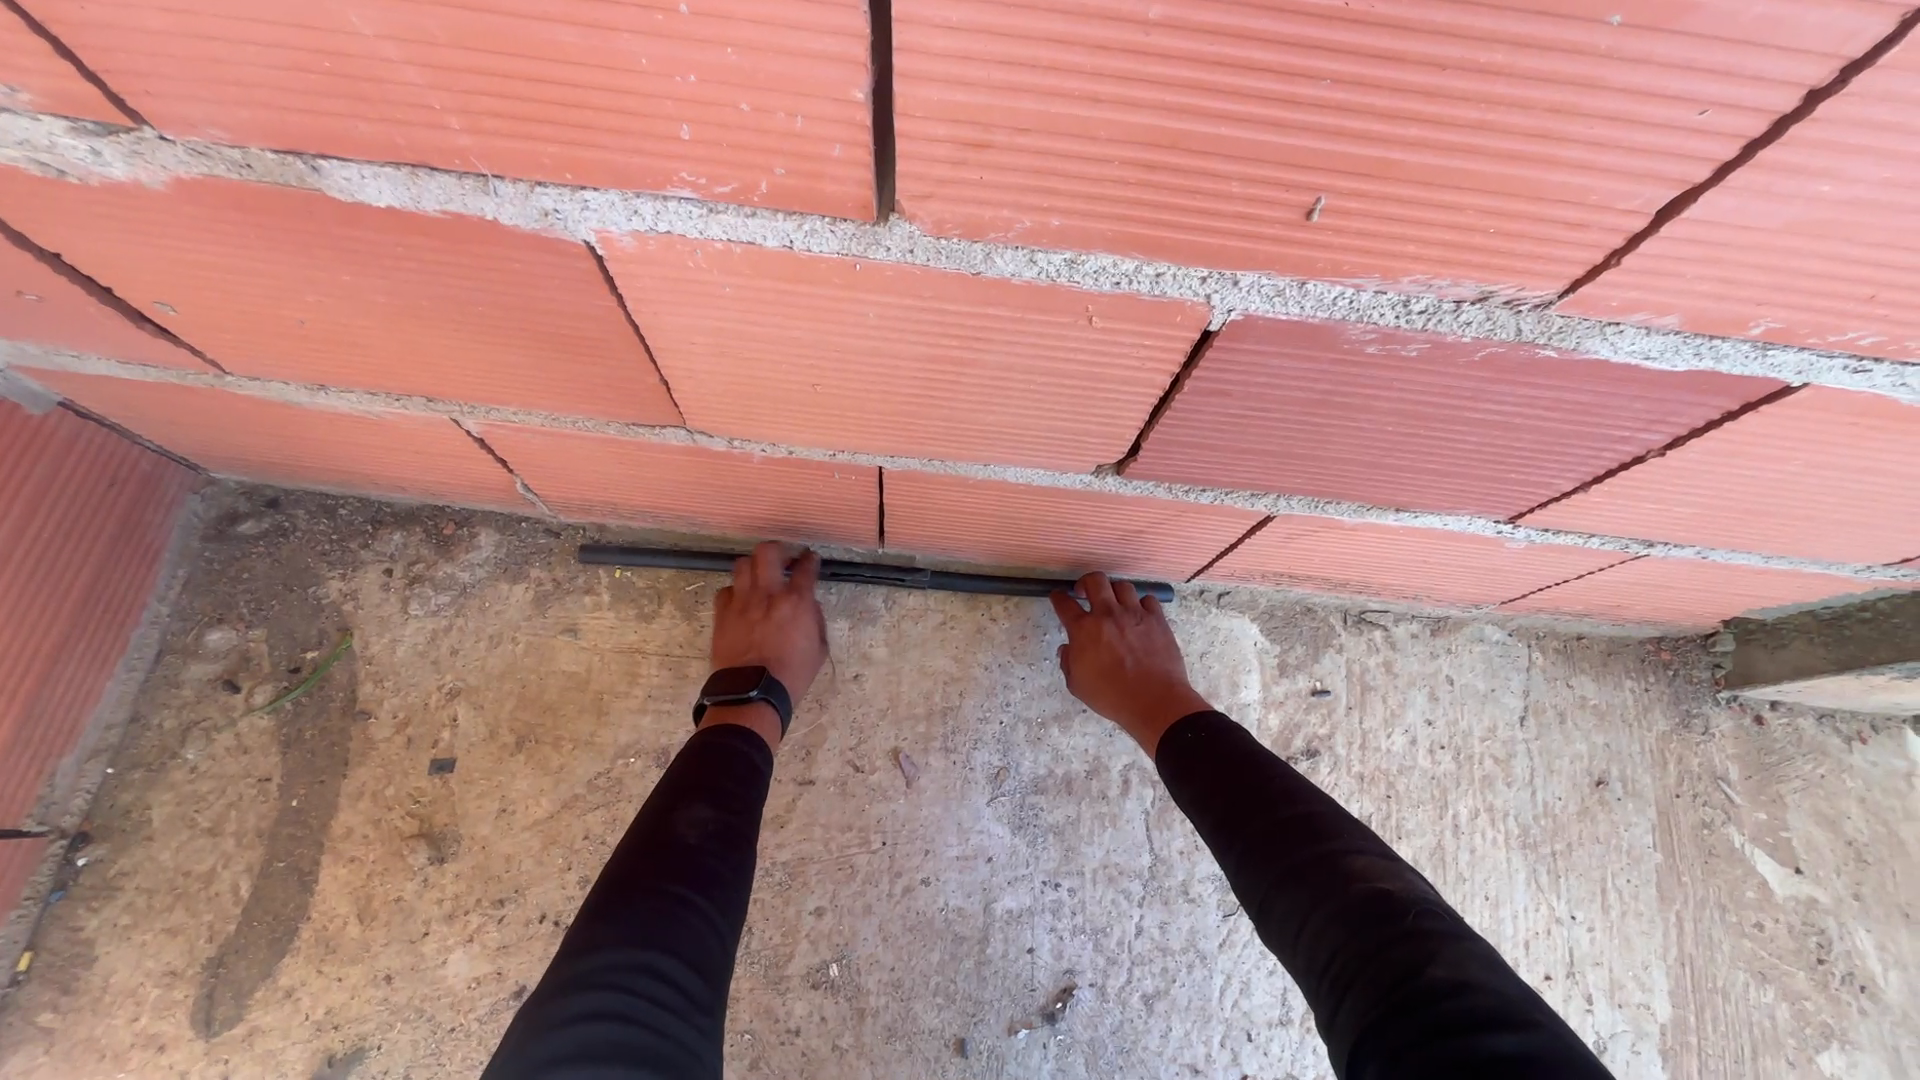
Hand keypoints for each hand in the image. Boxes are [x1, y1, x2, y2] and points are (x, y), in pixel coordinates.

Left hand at [705, 542, 828, 748]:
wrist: (752, 692)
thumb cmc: (792, 675)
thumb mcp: (819, 649)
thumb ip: (816, 620)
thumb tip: (808, 605)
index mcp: (796, 601)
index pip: (805, 568)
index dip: (809, 559)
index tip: (810, 558)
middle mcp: (768, 593)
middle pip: (767, 552)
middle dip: (778, 550)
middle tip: (784, 559)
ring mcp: (742, 601)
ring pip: (742, 564)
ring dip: (754, 567)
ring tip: (760, 576)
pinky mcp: (722, 613)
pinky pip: (726, 590)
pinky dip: (735, 591)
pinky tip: (741, 601)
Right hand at [1049, 572, 1211, 755]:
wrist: (1154, 700)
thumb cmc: (1112, 696)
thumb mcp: (1078, 685)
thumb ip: (1069, 663)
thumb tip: (1068, 649)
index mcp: (1084, 630)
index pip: (1064, 604)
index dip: (1058, 597)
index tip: (1057, 596)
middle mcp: (1108, 614)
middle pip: (1095, 581)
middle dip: (1086, 582)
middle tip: (1084, 592)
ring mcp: (1134, 614)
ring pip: (1122, 586)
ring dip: (1114, 592)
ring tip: (1114, 603)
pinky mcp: (1157, 619)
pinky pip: (1148, 599)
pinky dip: (1141, 604)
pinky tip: (1139, 614)